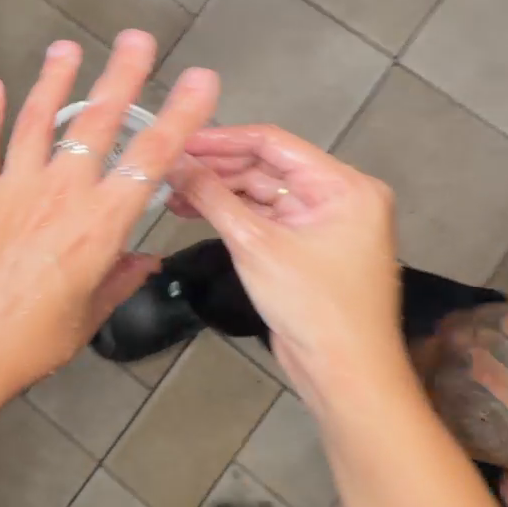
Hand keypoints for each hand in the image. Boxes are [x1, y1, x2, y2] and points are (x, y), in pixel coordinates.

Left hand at [0, 30, 219, 399]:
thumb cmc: (36, 338)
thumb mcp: (92, 312)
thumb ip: (120, 276)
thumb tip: (143, 256)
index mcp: (99, 225)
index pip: (150, 160)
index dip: (179, 116)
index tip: (200, 79)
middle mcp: (57, 195)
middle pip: (95, 126)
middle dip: (120, 77)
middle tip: (136, 38)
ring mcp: (10, 188)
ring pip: (35, 123)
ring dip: (52, 82)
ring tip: (66, 47)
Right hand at [168, 125, 403, 402]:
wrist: (345, 368)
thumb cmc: (309, 300)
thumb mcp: (252, 241)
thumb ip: (209, 194)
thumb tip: (168, 160)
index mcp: (343, 186)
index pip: (271, 142)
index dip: (218, 139)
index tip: (171, 141)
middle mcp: (340, 194)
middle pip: (264, 163)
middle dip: (213, 166)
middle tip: (162, 168)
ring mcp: (325, 218)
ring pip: (259, 187)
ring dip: (215, 189)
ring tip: (168, 192)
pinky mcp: (308, 239)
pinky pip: (263, 211)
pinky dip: (229, 209)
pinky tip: (190, 210)